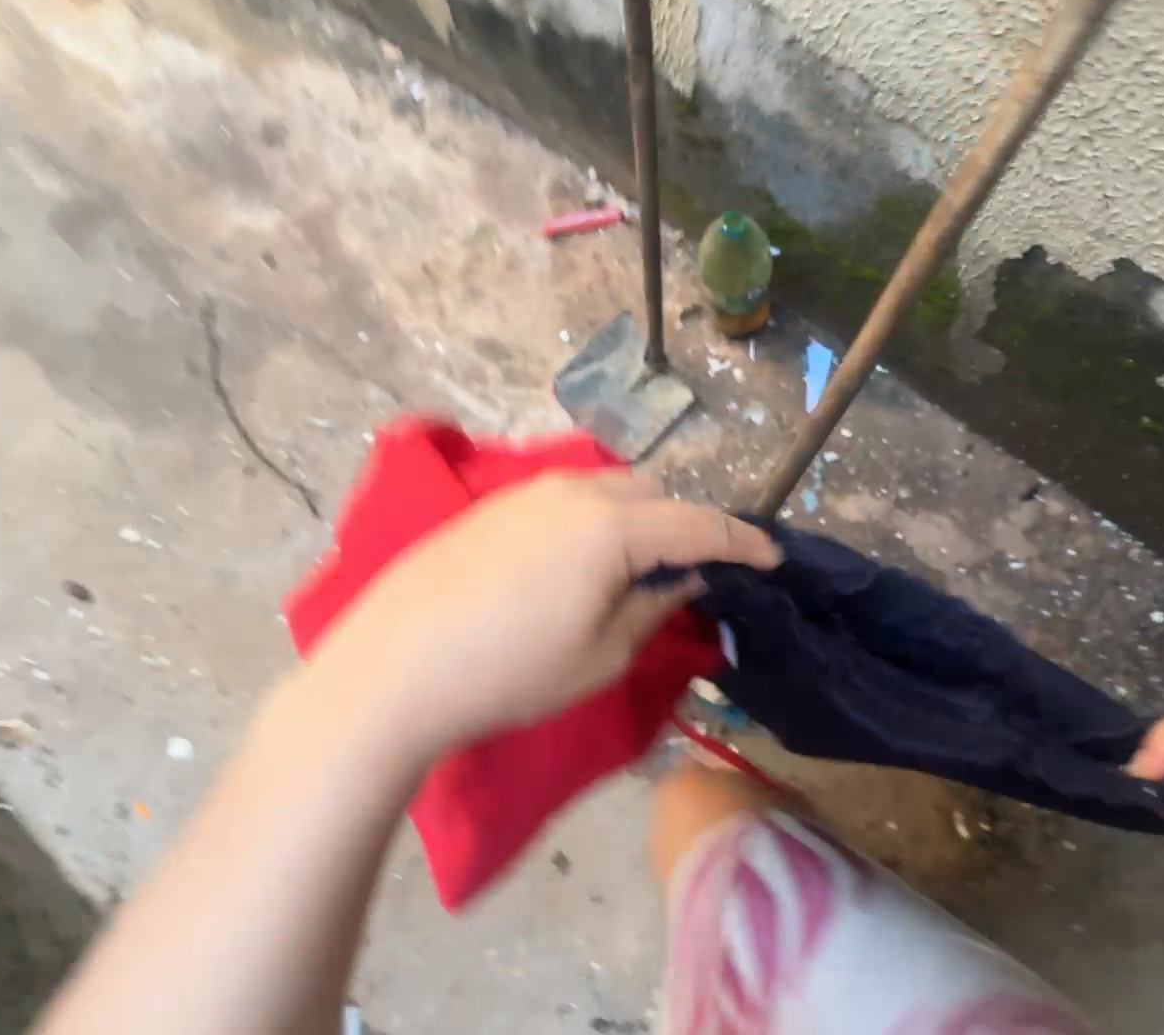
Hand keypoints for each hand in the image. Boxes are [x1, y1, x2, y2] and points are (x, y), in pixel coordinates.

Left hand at [307, 470, 779, 756]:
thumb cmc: (509, 673)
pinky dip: (598, 522)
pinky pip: (570, 499)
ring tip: (635, 572)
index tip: (773, 558)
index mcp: (613, 526)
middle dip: (686, 526)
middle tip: (692, 575)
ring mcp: (529, 491)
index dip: (744, 541)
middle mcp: (575, 490)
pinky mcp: (494, 505)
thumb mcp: (603, 654)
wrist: (389, 673)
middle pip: (655, 494)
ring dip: (640, 521)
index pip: (699, 523)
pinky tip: (579, 565)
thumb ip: (655, 605)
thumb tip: (683, 576)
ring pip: (611, 490)